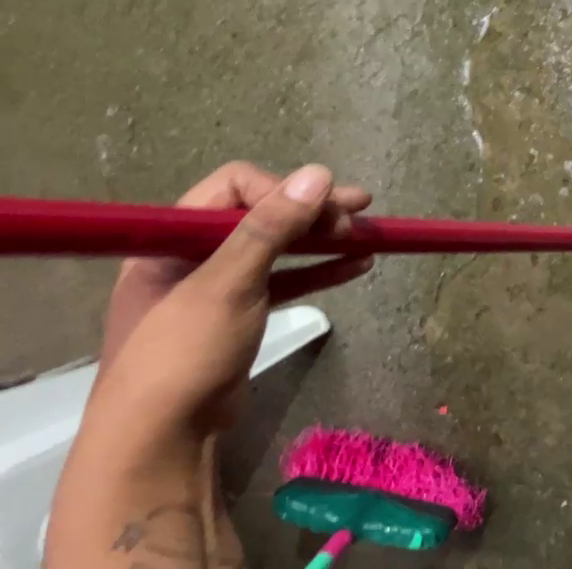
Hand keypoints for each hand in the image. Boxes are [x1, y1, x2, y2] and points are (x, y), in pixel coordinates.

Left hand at [91, 162, 373, 437]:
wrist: (163, 438)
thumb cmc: (184, 356)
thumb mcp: (227, 286)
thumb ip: (269, 228)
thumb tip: (318, 173)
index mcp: (169, 241)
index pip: (234, 187)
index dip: (282, 190)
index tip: (323, 208)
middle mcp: (190, 256)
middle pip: (262, 213)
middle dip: (314, 210)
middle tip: (360, 211)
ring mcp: (216, 286)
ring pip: (280, 245)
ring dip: (324, 237)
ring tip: (369, 235)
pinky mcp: (240, 312)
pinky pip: (287, 277)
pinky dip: (322, 268)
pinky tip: (359, 265)